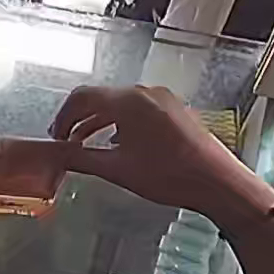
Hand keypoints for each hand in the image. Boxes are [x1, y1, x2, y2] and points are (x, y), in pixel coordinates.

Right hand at [49, 85, 273, 230]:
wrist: (217, 182)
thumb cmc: (168, 175)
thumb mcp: (118, 169)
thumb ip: (82, 159)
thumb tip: (58, 156)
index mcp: (128, 101)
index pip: (82, 98)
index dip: (63, 117)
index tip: (56, 137)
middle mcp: (145, 92)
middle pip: (101, 98)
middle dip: (79, 119)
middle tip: (66, 141)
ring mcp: (162, 99)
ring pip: (120, 104)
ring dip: (99, 121)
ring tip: (86, 144)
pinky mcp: (175, 109)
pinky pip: (139, 109)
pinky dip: (120, 123)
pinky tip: (118, 144)